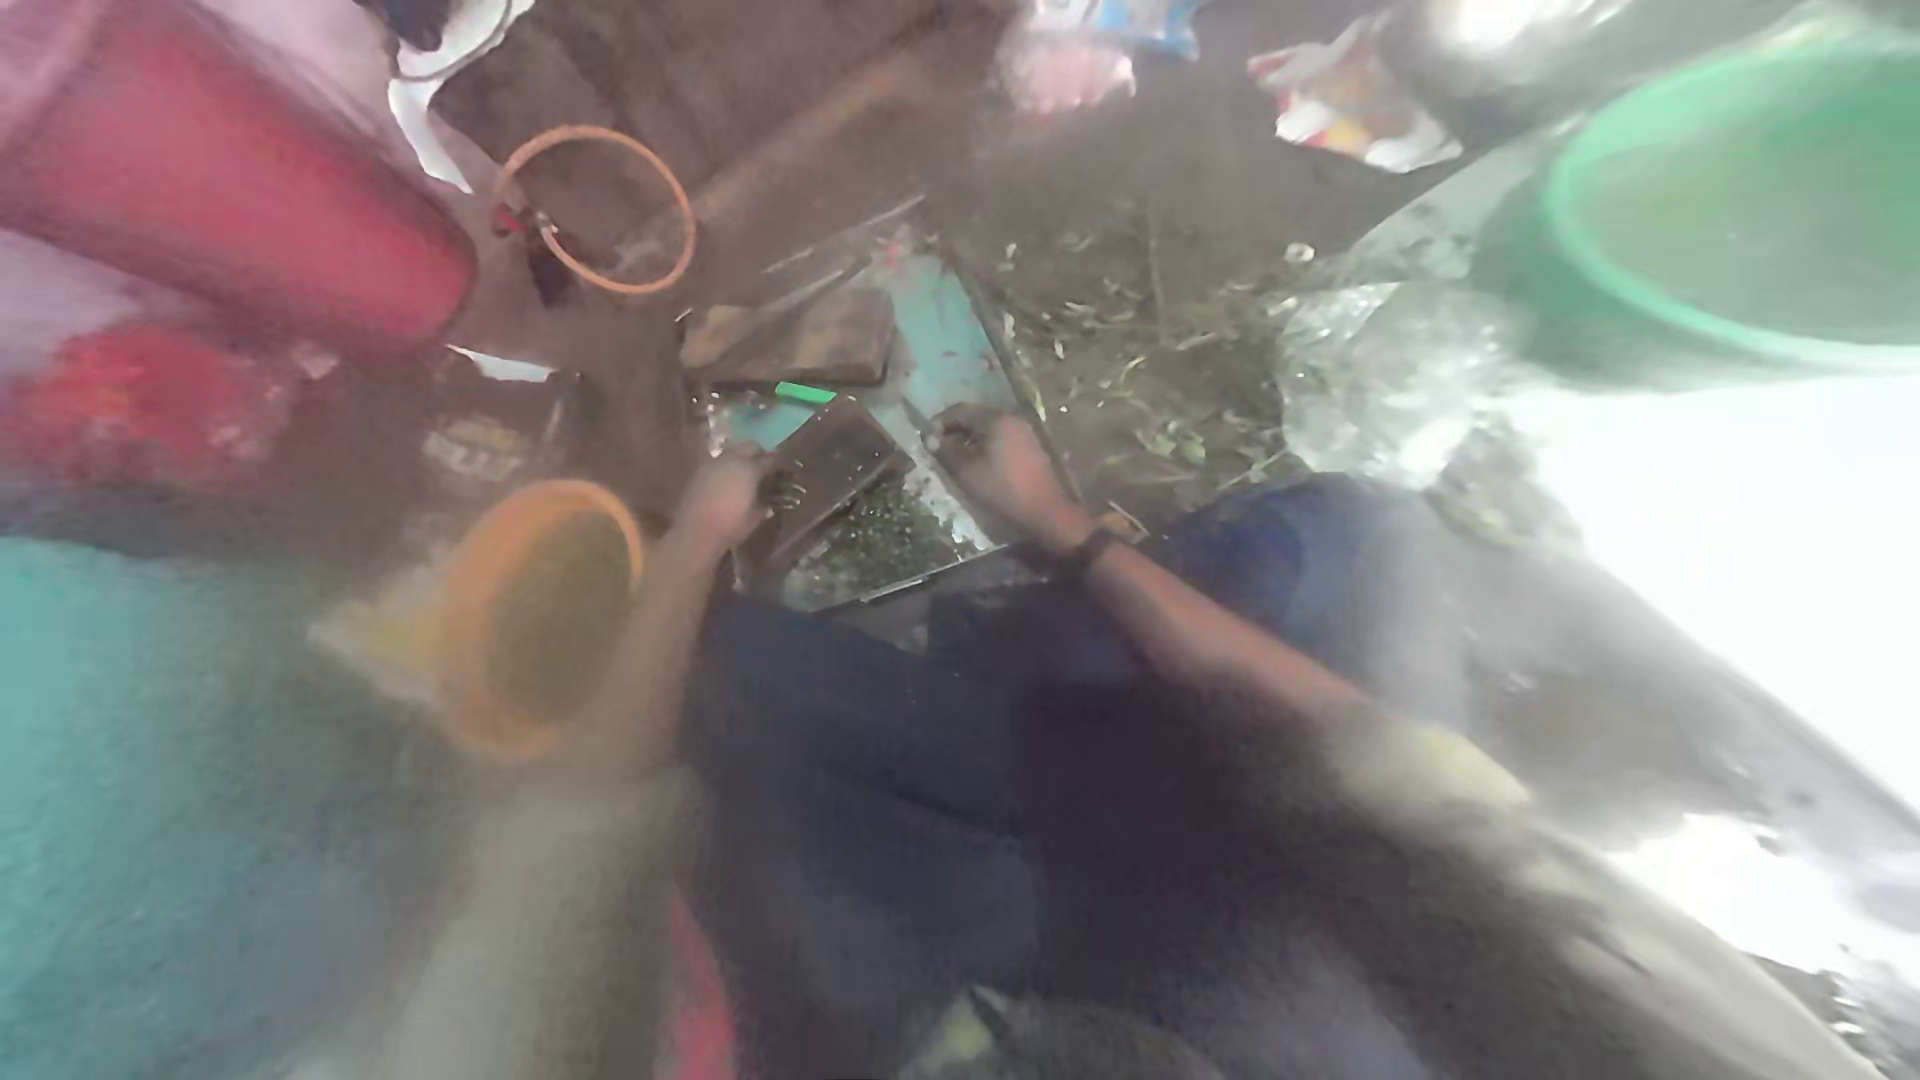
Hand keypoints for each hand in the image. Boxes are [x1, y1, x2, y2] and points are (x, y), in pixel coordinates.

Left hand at [670, 444, 771, 559]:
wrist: (695, 533)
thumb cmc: (731, 525)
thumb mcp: (756, 515)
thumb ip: (767, 500)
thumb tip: (773, 495)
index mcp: (749, 469)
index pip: (772, 459)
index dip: (782, 465)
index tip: (788, 471)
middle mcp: (731, 460)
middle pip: (751, 447)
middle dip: (762, 455)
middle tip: (768, 470)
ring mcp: (713, 464)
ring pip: (733, 451)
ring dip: (743, 459)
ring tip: (748, 475)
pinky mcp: (699, 472)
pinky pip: (720, 462)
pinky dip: (729, 467)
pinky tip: (730, 482)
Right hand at [929, 405, 1090, 552]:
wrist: (1044, 511)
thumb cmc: (1001, 488)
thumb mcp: (966, 471)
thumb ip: (945, 451)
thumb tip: (929, 438)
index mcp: (996, 419)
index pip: (961, 410)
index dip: (940, 422)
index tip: (927, 438)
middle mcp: (1012, 418)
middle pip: (976, 416)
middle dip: (955, 430)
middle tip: (940, 448)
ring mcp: (1024, 432)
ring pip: (990, 428)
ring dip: (970, 438)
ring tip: (957, 457)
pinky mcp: (1031, 447)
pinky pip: (1002, 438)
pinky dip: (986, 445)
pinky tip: (979, 463)